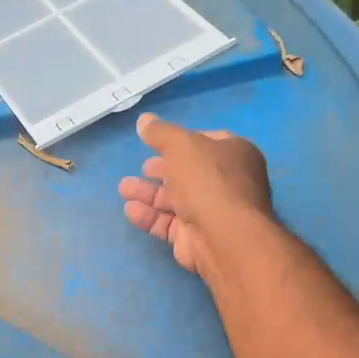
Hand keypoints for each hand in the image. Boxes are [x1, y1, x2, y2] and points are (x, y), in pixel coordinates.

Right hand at [118, 113, 273, 277]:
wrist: (222, 235)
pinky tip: (131, 210)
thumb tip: (144, 120)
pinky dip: (149, 216)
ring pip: (175, 199)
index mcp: (234, 154)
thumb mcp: (180, 145)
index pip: (207, 142)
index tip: (157, 143)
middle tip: (143, 168)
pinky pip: (168, 223)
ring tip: (124, 189)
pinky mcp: (195, 237)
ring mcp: (212, 212)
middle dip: (161, 170)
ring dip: (148, 193)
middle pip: (188, 172)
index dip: (181, 141)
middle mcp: (227, 182)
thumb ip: (160, 132)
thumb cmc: (206, 180)